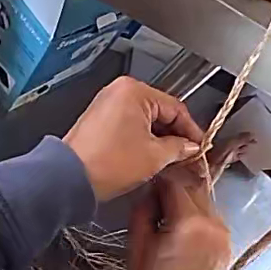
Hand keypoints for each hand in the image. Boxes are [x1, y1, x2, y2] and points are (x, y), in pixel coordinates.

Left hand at [63, 76, 204, 199]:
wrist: (70, 178)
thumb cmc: (106, 163)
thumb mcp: (155, 156)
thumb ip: (179, 147)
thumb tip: (189, 146)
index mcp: (134, 91)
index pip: (176, 108)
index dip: (192, 130)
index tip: (200, 146)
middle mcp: (118, 92)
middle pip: (160, 112)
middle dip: (175, 136)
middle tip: (187, 156)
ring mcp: (107, 105)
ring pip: (145, 120)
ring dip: (159, 139)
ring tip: (170, 160)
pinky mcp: (99, 120)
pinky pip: (129, 125)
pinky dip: (142, 140)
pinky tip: (150, 157)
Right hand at [127, 159, 232, 269]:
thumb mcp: (137, 246)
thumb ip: (143, 211)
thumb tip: (150, 192)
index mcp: (188, 222)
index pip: (174, 183)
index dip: (158, 181)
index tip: (148, 185)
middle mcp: (211, 222)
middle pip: (194, 186)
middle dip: (175, 186)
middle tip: (156, 196)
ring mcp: (223, 233)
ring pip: (205, 200)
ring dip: (187, 199)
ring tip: (168, 213)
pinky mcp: (226, 243)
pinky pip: (211, 217)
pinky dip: (197, 215)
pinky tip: (183, 228)